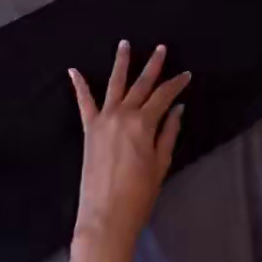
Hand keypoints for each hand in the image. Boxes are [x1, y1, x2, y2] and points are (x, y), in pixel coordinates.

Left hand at [68, 41, 188, 248]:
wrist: (105, 217)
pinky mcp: (89, 130)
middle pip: (141, 84)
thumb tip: (177, 109)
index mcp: (144, 123)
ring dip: (121, 63)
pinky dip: (79, 86)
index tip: (187, 75)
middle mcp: (123, 115)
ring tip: (124, 44)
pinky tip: (74, 71)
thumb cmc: (140, 193)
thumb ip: (168, 132)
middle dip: (153, 65)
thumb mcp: (161, 163)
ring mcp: (103, 121)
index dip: (177, 84)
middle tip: (161, 48)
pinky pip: (84, 104)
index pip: (164, 95)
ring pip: (114, 85)